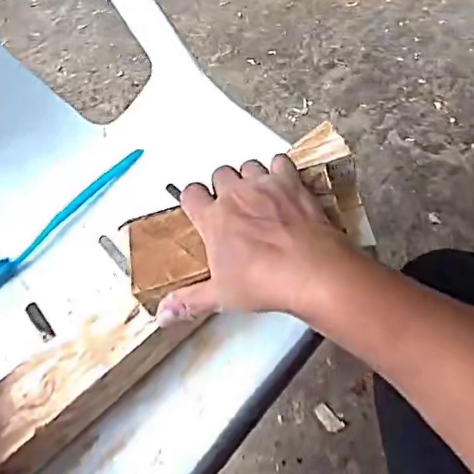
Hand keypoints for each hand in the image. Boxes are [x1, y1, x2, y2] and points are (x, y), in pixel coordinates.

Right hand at [158, 156, 358, 323]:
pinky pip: (281, 162)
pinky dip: (281, 168)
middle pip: (220, 173)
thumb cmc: (265, 279)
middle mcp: (237, 195)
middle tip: (231, 204)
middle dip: (223, 185)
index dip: (193, 198)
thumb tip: (164, 312)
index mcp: (213, 218)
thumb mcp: (220, 295)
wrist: (309, 267)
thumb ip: (189, 300)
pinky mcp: (292, 182)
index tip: (198, 206)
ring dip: (250, 175)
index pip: (190, 194)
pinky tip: (283, 182)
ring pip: (249, 165)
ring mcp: (266, 185)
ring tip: (256, 192)